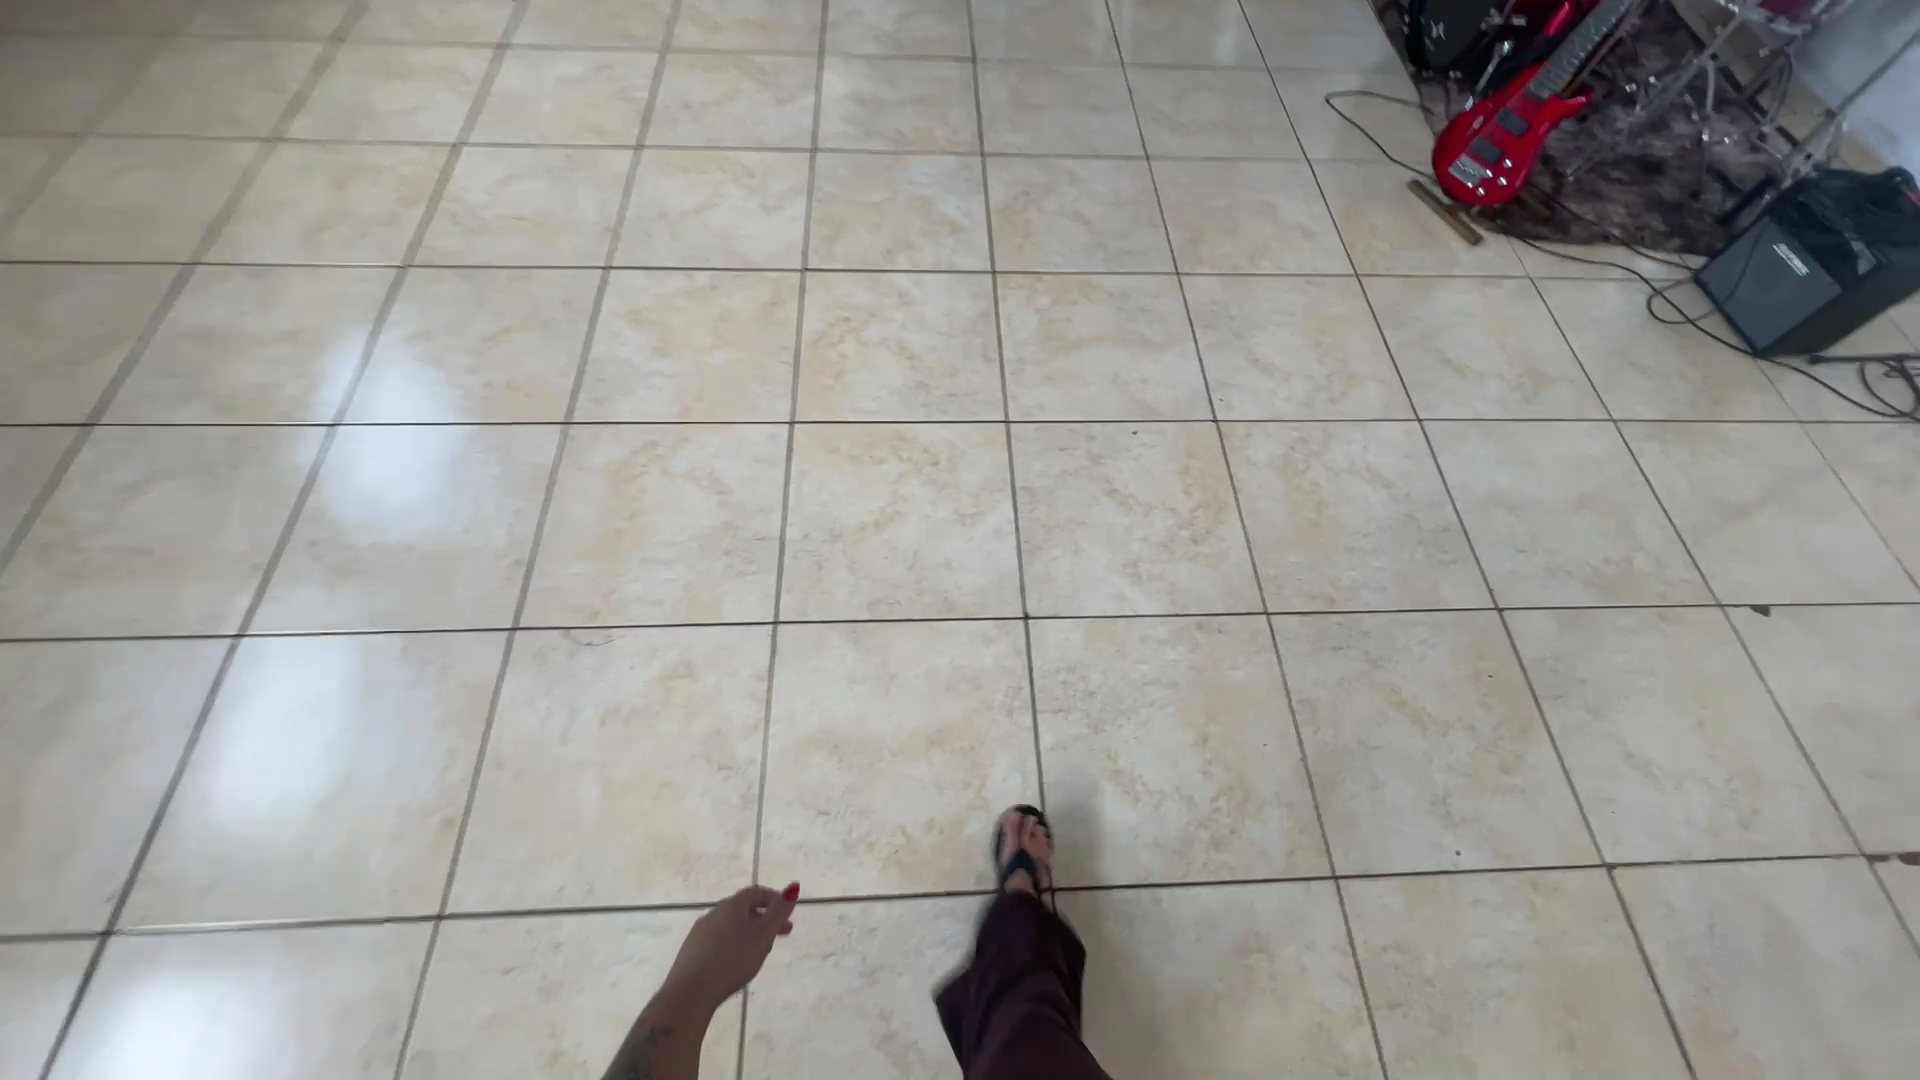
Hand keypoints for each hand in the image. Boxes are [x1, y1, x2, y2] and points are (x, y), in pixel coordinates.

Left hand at [658, 884, 799, 1013]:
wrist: (689, 994)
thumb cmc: (732, 961)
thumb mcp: (763, 936)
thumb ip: (779, 912)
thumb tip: (794, 886)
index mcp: (732, 906)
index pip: (756, 892)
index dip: (774, 900)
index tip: (787, 914)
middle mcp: (714, 913)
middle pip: (743, 909)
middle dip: (764, 919)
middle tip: (781, 934)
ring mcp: (700, 932)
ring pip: (731, 926)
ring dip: (749, 932)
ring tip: (760, 951)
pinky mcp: (691, 951)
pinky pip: (718, 940)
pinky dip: (733, 944)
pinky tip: (736, 963)